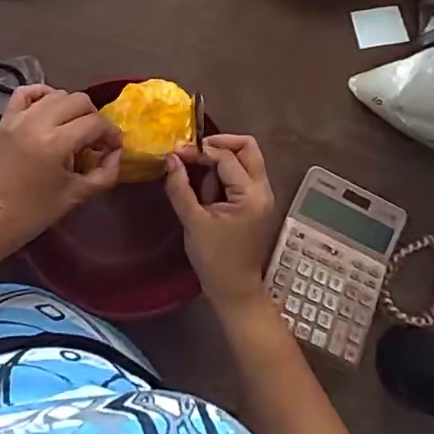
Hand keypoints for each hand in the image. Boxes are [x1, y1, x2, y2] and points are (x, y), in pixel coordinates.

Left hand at [0, 85, 122, 247]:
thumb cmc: (38, 210)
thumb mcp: (79, 194)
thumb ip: (106, 172)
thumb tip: (116, 151)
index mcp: (56, 143)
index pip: (95, 123)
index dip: (111, 133)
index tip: (113, 147)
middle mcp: (37, 123)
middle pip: (79, 101)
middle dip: (93, 117)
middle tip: (94, 138)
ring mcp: (19, 118)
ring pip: (56, 94)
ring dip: (71, 108)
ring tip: (72, 128)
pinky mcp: (6, 119)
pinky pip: (26, 92)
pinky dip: (42, 94)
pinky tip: (50, 109)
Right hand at [163, 134, 277, 313]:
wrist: (234, 289)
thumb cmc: (214, 259)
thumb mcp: (193, 222)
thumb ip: (180, 187)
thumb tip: (170, 159)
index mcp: (250, 195)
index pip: (226, 157)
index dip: (199, 151)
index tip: (176, 153)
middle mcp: (262, 190)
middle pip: (248, 147)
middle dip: (219, 144)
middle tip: (192, 152)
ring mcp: (262, 195)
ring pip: (246, 158)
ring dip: (221, 157)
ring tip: (196, 172)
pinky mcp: (255, 201)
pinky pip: (242, 174)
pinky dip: (224, 171)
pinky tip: (205, 184)